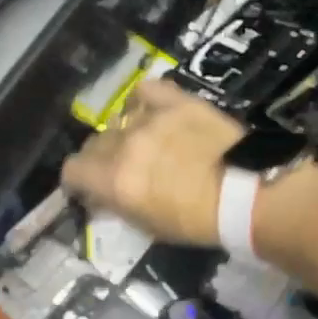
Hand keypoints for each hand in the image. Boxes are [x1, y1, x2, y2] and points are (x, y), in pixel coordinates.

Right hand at [60, 79, 245, 245]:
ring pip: (119, 121)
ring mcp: (149, 120)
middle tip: (123, 170)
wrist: (245, 194)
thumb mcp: (149, 227)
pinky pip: (147, 91)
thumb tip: (101, 197)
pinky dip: (145, 102)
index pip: (72, 170)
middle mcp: (124, 146)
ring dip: (126, 134)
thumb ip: (118, 206)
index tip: (89, 186)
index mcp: (115, 182)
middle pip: (94, 144)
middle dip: (102, 159)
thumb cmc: (197, 222)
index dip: (78, 180)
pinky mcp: (177, 102)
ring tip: (147, 145)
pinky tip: (154, 112)